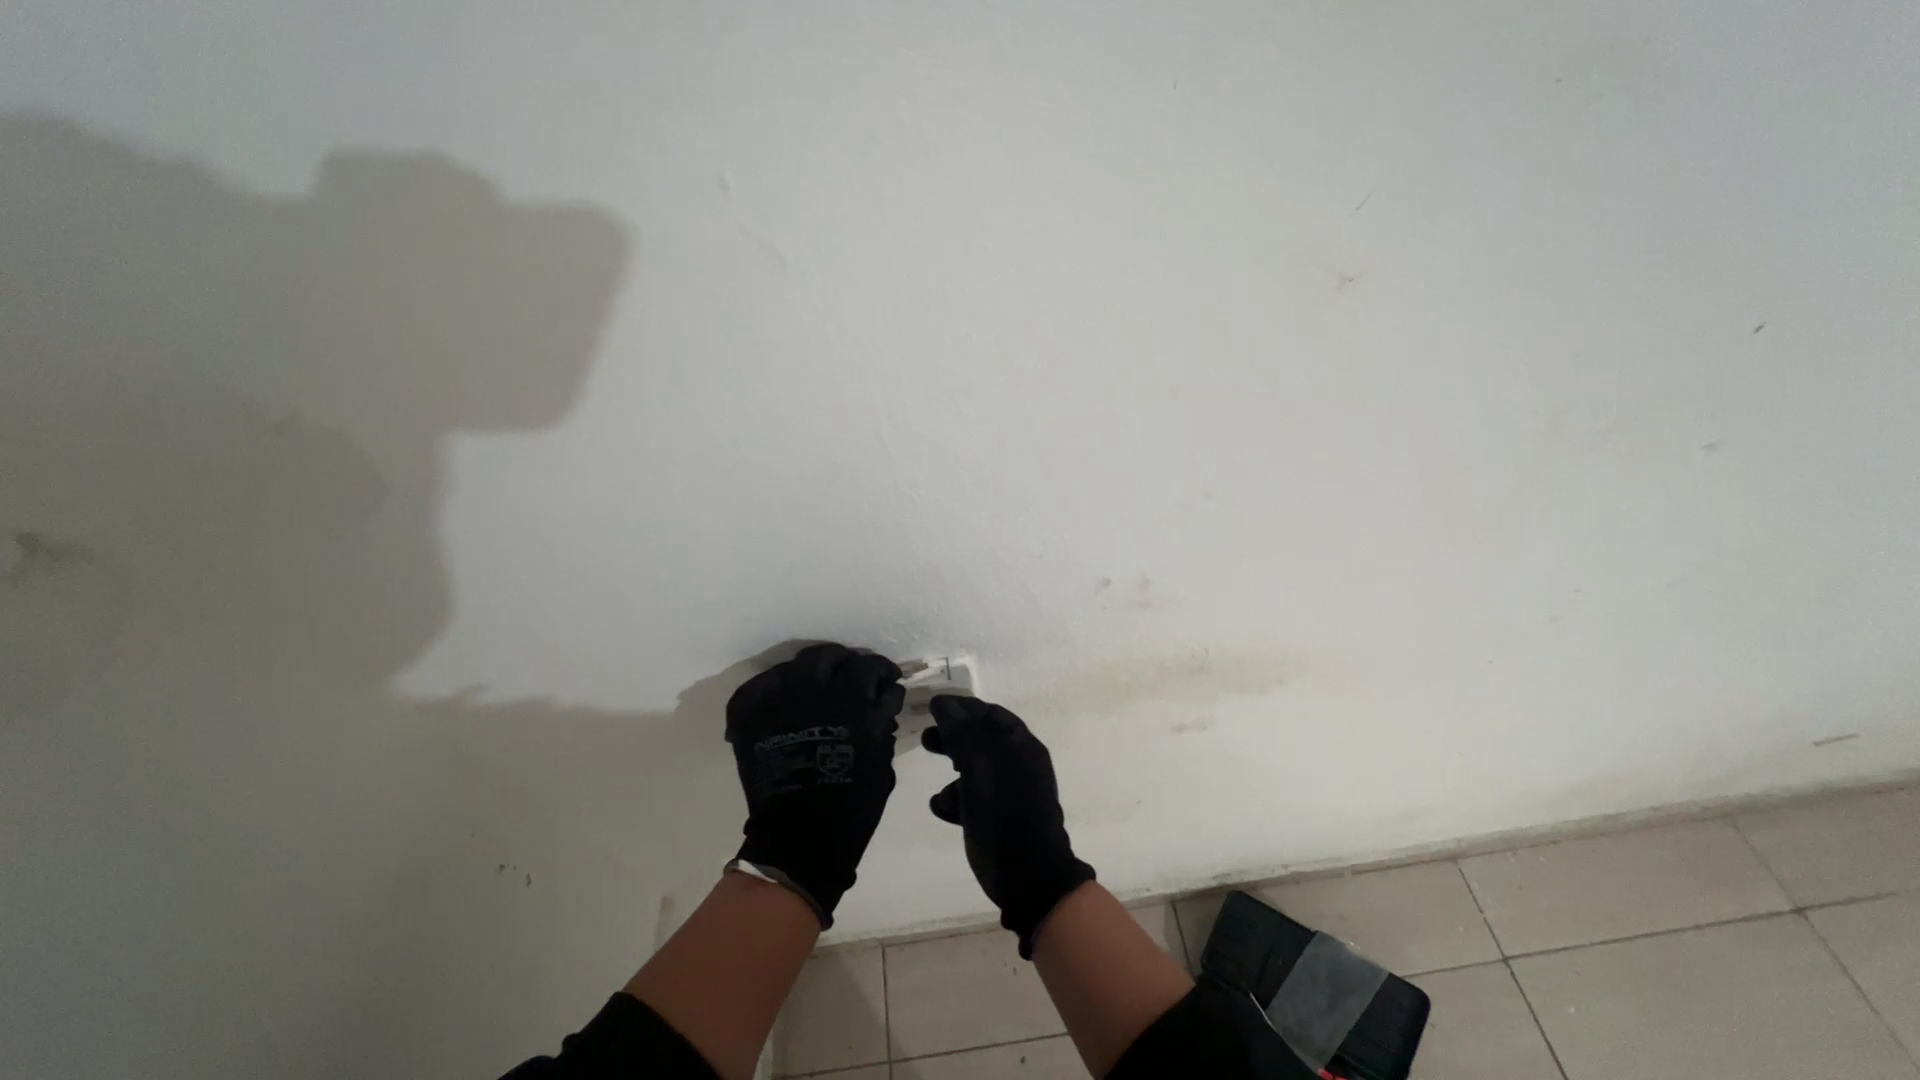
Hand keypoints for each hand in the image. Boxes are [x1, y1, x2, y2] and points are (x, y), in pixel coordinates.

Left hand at [725, 643, 903, 927]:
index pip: (870, 667)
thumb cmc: (852, 804)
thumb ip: (883, 722)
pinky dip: (774, 688)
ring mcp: (778, 700)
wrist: (801, 838)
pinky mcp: (750, 715)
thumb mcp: (882, 760)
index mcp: (852, 701)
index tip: (886, 680)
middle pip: (830, 657)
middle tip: (850, 677)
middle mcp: (814, 690)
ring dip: (812, 671)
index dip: (882, 671)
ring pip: (796, 665)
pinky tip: (784, 699)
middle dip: (845, 664)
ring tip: (816, 686)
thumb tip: (882, 699)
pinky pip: (759, 686)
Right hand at [923, 695, 1095, 957]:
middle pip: (981, 739)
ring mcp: (1012, 792)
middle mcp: (1019, 764)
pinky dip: (956, 800)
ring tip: (935, 785)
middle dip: (952, 738)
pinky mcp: (1001, 818)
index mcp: (1022, 747)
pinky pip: (974, 798)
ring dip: (952, 773)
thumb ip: (961, 733)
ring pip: (975, 770)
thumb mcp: (979, 768)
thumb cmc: (1005, 816)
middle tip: (925, 739)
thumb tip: (943, 703)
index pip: (991, 714)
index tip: (932, 705)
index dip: (962, 707)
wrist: (1030, 877)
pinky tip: (941, 809)